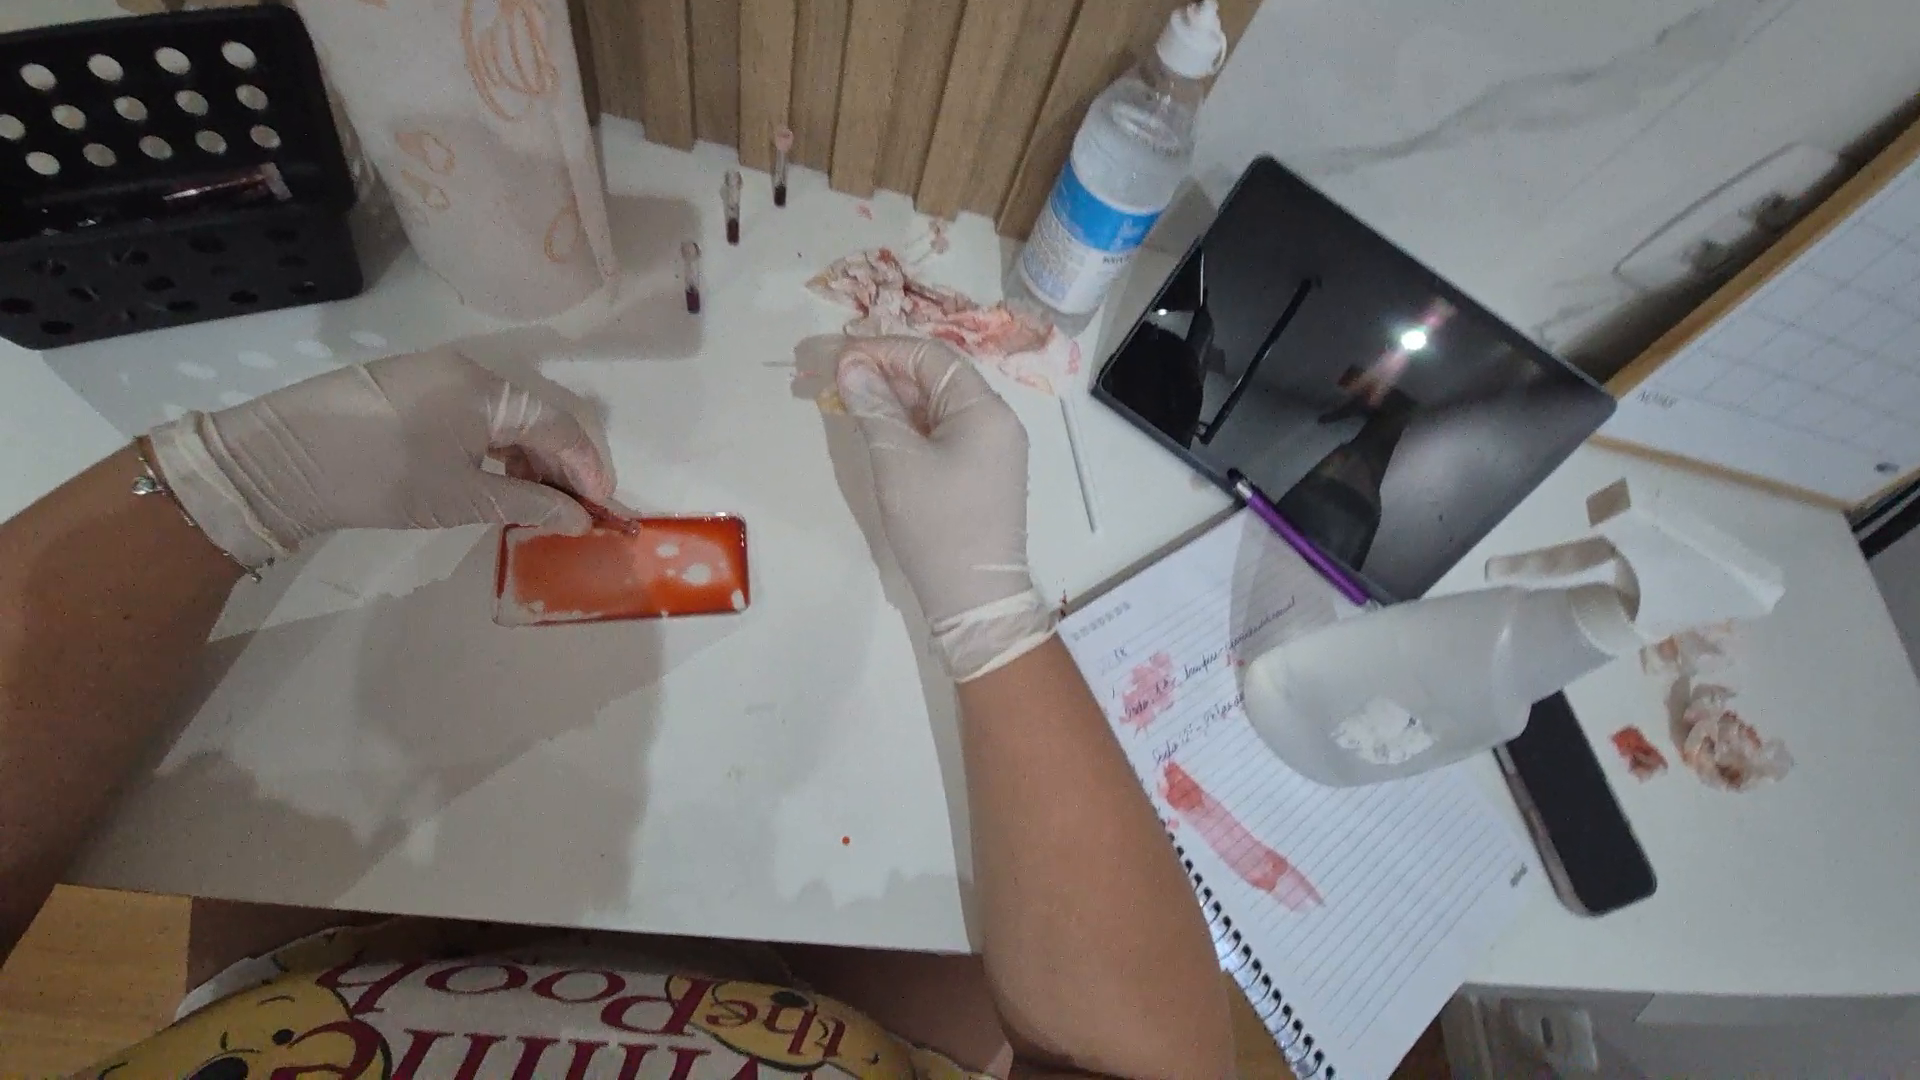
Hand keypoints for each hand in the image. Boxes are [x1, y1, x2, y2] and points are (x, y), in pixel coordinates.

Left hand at [148, 346, 612, 567]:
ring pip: (507, 414)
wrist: (269, 464)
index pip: (558, 427)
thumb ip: (533, 503)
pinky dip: (497, 444)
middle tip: (572, 506)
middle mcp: (467, 370)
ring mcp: (436, 373)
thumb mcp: (464, 498)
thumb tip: (581, 519)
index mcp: (485, 389)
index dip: (586, 468)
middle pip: (537, 417)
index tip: (601, 506)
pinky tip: (497, 473)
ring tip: (535, 497)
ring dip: (530, 456)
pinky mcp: (412, 385)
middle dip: (561, 464)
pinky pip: (476, 411)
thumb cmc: (378, 479)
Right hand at [836, 337, 1052, 679]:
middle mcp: (996, 422)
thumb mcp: (897, 462)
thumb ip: (873, 407)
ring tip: (848, 401)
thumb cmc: (937, 526)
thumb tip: (851, 366)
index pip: (932, 358)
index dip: (884, 350)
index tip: (840, 357)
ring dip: (894, 401)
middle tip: (835, 378)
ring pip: (937, 408)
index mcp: (986, 410)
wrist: (974, 598)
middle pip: (936, 379)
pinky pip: (943, 434)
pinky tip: (878, 428)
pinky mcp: (980, 473)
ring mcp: (991, 449)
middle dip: (885, 373)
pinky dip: (910, 428)